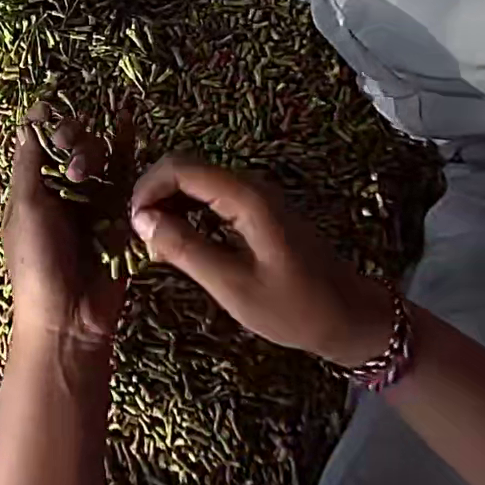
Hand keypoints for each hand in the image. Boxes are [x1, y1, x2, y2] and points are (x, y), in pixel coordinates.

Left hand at [3, 103, 130, 348]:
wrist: (70, 319)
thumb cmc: (36, 261)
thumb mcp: (25, 207)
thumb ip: (30, 160)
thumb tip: (30, 116)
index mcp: (33, 186)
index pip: (41, 139)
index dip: (48, 125)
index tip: (52, 123)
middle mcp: (62, 187)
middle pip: (71, 142)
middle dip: (71, 139)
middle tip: (68, 156)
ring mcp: (92, 198)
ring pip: (97, 155)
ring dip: (92, 152)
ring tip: (85, 173)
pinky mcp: (120, 211)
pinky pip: (124, 174)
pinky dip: (125, 148)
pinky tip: (128, 124)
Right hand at [129, 153, 391, 366]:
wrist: (351, 318)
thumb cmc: (295, 308)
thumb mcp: (233, 286)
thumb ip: (185, 249)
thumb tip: (141, 220)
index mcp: (244, 196)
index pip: (180, 167)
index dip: (148, 188)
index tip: (133, 224)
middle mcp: (246, 183)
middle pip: (184, 166)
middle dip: (154, 194)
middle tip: (141, 236)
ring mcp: (251, 192)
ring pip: (193, 179)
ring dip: (168, 203)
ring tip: (156, 244)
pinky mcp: (253, 206)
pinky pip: (208, 194)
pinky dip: (185, 210)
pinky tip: (179, 240)